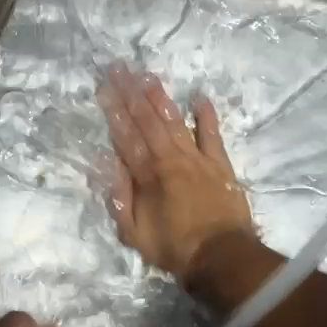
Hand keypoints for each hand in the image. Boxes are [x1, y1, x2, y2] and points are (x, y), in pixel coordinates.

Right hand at [98, 64, 256, 281]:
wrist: (223, 258)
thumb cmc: (175, 249)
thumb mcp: (134, 235)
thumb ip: (119, 200)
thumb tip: (109, 166)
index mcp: (147, 176)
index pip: (125, 137)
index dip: (113, 111)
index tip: (103, 87)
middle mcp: (170, 159)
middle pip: (147, 121)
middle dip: (131, 93)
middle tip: (119, 68)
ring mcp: (196, 159)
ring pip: (175, 121)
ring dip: (160, 98)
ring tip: (148, 75)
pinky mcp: (219, 165)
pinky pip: (211, 135)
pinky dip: (206, 116)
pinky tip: (200, 98)